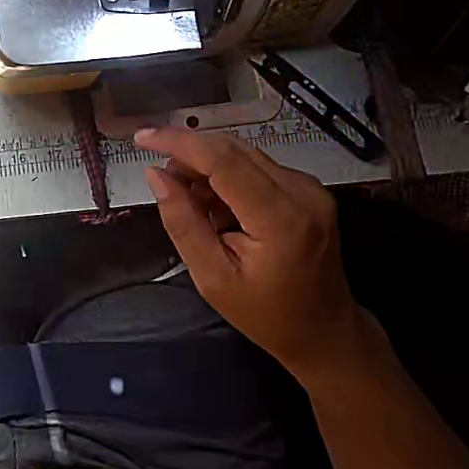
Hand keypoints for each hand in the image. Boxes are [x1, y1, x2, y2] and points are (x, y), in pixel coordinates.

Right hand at [136, 127, 366, 382]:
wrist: (325, 331)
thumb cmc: (266, 315)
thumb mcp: (212, 279)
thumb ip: (183, 223)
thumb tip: (156, 175)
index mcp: (281, 220)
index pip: (224, 161)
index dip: (180, 143)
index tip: (143, 138)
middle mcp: (302, 193)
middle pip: (233, 150)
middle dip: (189, 154)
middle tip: (162, 178)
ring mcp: (309, 187)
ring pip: (243, 154)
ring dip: (207, 166)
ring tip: (189, 200)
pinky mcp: (308, 188)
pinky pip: (256, 166)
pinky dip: (227, 176)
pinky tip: (216, 205)